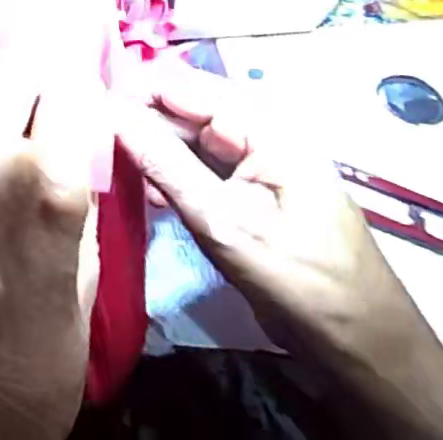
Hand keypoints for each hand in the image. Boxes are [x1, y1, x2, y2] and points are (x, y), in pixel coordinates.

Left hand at [0, 32, 106, 438]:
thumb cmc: (34, 356)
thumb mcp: (87, 280)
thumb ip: (82, 199)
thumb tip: (81, 150)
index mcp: (47, 179)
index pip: (71, 88)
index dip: (85, 93)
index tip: (90, 104)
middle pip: (12, 66)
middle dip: (38, 77)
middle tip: (52, 106)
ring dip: (2, 108)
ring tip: (15, 145)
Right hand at [112, 60, 442, 439]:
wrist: (366, 357)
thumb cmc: (302, 284)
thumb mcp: (224, 222)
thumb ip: (162, 161)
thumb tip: (106, 109)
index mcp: (265, 128)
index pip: (181, 84)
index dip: (129, 87)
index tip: (78, 99)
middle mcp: (255, 135)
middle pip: (177, 109)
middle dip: (130, 118)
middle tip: (77, 131)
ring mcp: (248, 164)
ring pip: (178, 138)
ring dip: (141, 147)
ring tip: (93, 154)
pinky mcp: (239, 191)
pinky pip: (189, 166)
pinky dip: (159, 173)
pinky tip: (130, 186)